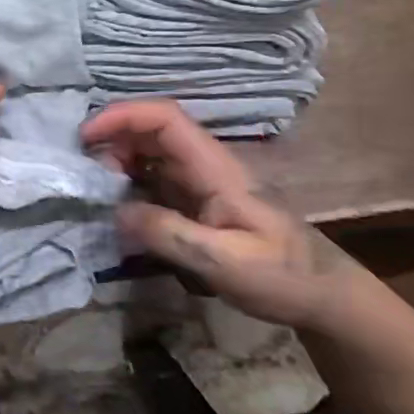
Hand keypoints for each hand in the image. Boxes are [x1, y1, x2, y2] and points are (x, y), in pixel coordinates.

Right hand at [81, 99, 375, 332]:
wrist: (326, 297)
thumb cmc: (283, 275)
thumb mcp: (225, 261)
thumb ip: (168, 233)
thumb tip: (115, 211)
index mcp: (215, 167)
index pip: (165, 118)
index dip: (122, 116)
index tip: (86, 135)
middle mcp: (204, 165)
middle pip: (150, 130)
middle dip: (112, 140)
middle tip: (88, 175)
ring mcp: (199, 183)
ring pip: (148, 153)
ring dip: (116, 162)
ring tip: (98, 193)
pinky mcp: (194, 202)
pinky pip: (152, 179)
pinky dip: (126, 184)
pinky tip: (116, 208)